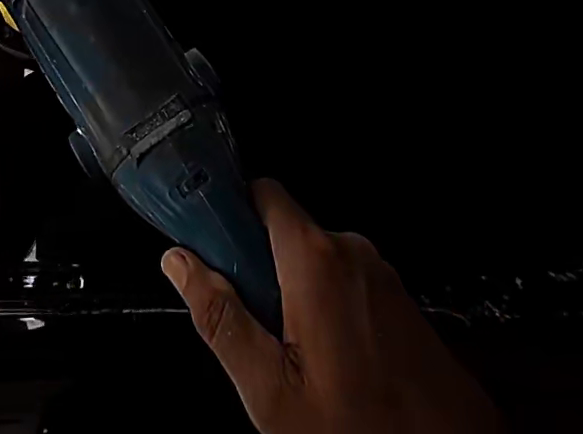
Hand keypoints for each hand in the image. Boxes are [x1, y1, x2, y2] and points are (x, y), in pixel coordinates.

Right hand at [161, 180, 500, 433]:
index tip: (214, 247)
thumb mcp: (271, 390)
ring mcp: (383, 278)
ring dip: (294, 291)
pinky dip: (328, 306)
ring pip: (313, 261)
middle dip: (261, 267)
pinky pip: (346, 283)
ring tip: (299, 355)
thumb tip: (179, 263)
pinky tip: (334, 362)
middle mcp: (353, 253)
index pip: (262, 192)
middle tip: (259, 326)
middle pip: (283, 232)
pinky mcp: (403, 303)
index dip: (231, 213)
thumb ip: (219, 317)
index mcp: (317, 259)